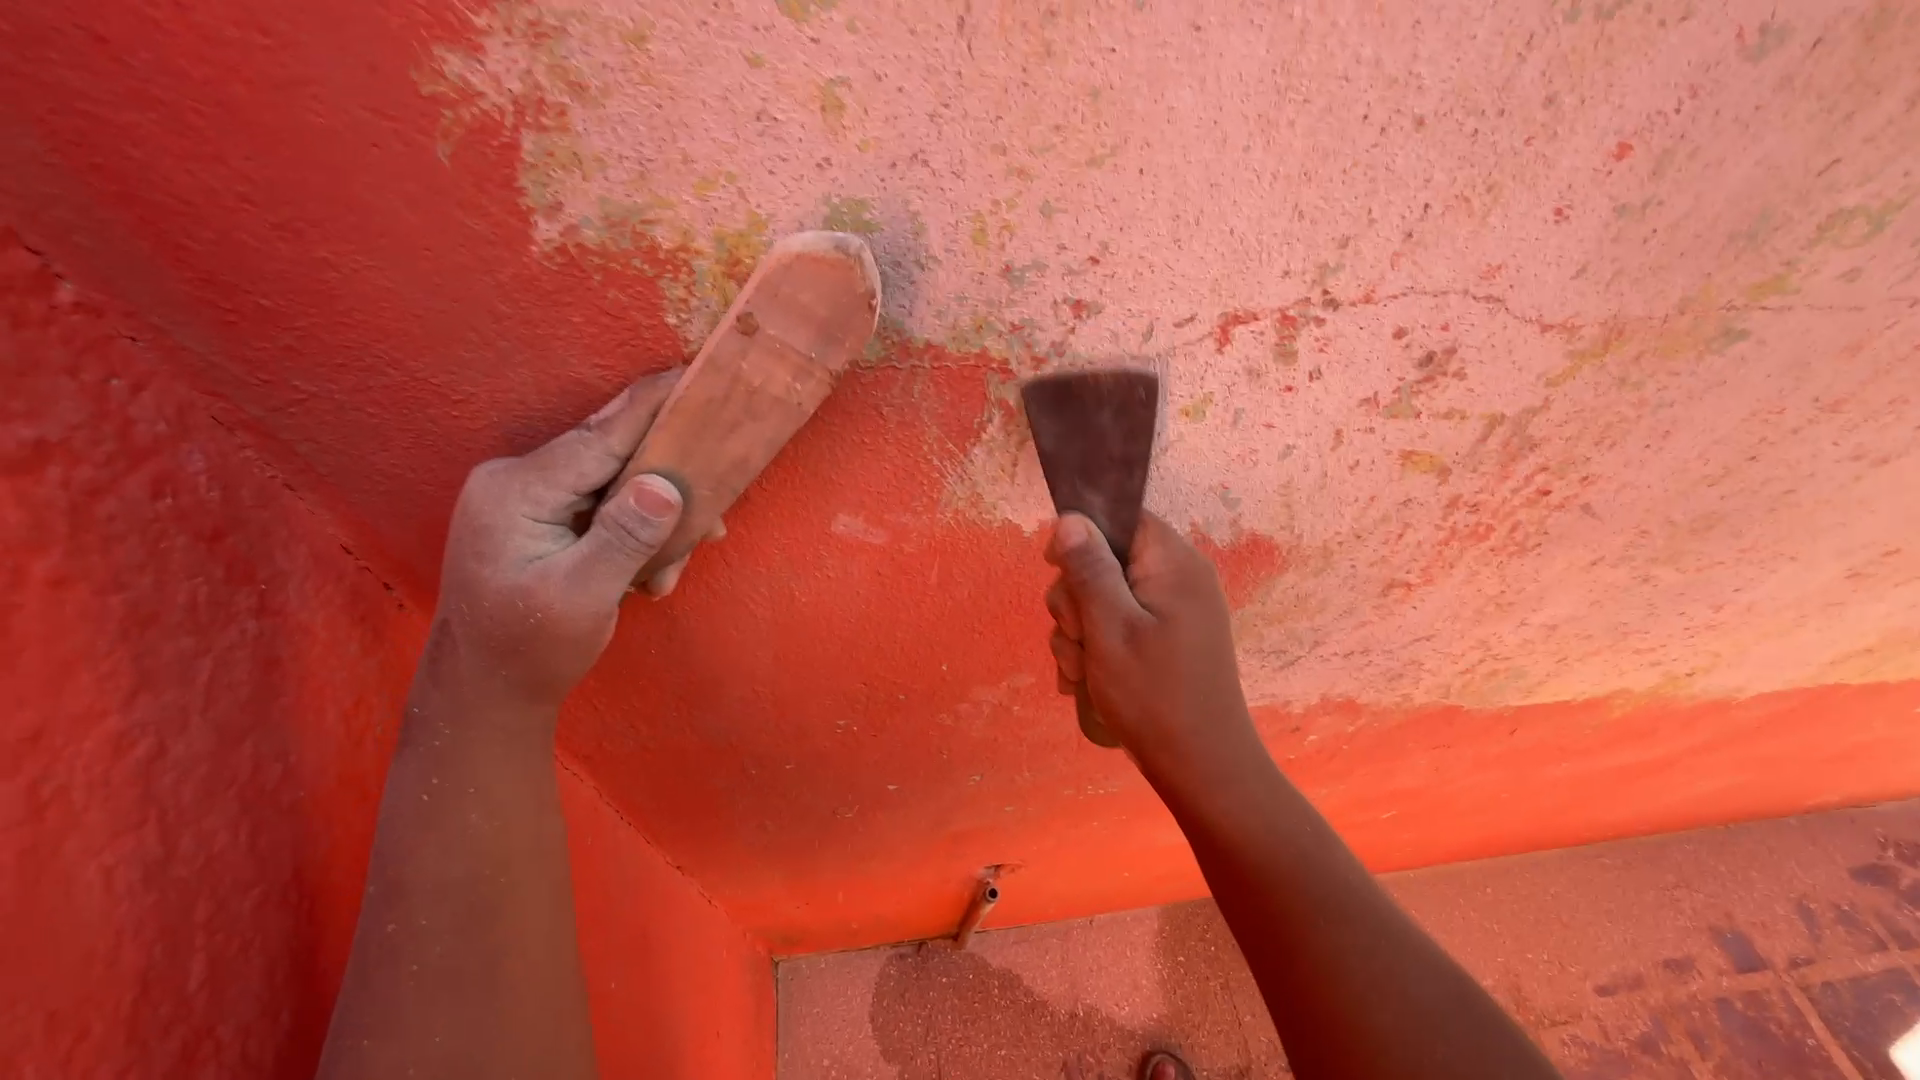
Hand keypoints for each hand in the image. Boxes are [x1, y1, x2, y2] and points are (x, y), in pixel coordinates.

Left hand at [428, 369, 714, 711]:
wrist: (486, 690)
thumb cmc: (529, 649)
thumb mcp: (582, 598)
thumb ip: (623, 538)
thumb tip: (664, 485)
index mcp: (517, 491)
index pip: (598, 437)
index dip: (650, 407)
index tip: (692, 373)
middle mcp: (518, 481)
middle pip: (612, 458)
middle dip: (665, 487)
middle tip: (710, 521)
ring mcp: (528, 498)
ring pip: (614, 485)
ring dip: (652, 524)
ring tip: (667, 572)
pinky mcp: (543, 516)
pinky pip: (603, 507)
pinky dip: (635, 534)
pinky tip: (651, 573)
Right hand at [1043, 512, 1258, 765]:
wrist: (1201, 768)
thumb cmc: (1154, 696)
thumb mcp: (1109, 629)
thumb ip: (1089, 569)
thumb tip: (1070, 517)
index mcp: (1174, 563)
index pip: (1121, 517)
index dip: (1082, 535)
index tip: (1056, 568)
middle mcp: (1178, 579)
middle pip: (1105, 559)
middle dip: (1077, 599)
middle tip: (1079, 639)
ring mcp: (1172, 612)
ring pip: (1102, 597)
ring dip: (1080, 632)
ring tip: (1084, 671)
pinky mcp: (1164, 639)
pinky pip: (1116, 625)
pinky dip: (1096, 648)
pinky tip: (1087, 680)